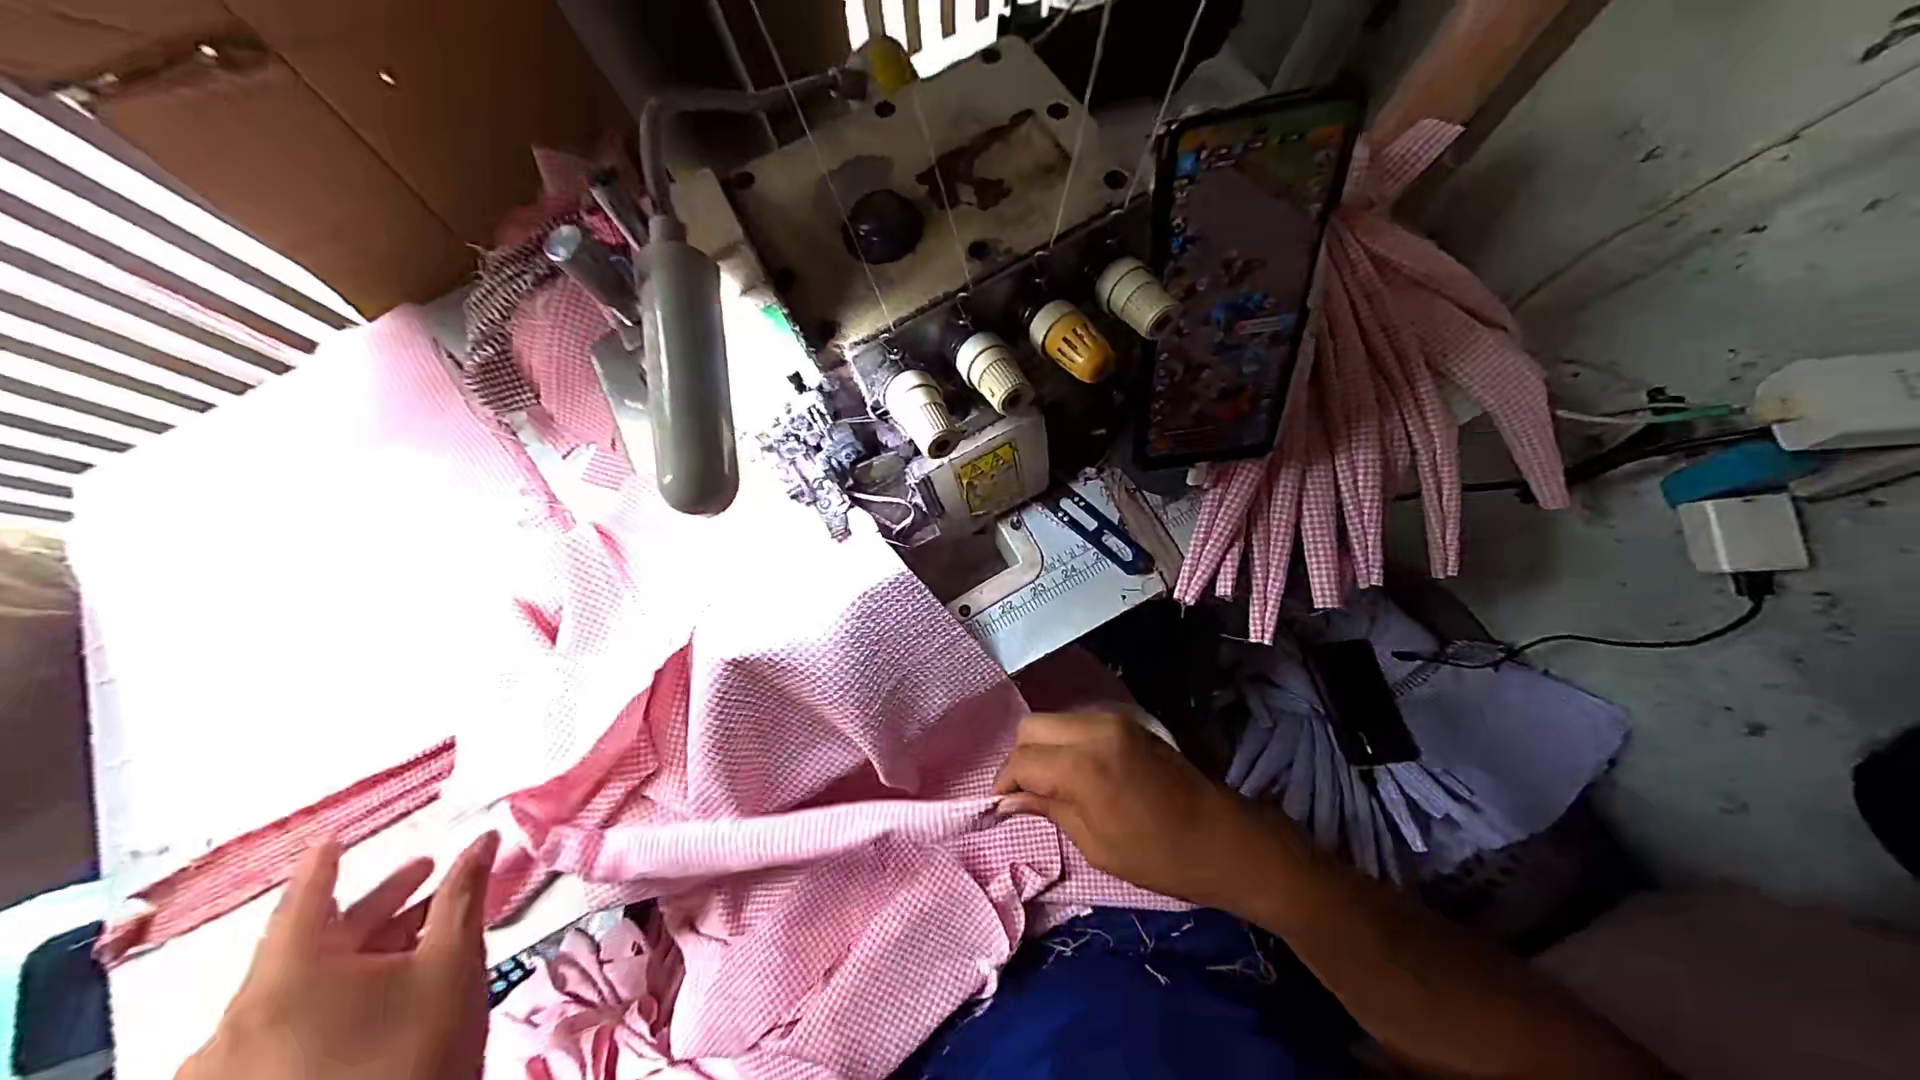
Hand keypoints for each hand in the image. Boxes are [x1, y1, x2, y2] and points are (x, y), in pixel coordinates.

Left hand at [176, 831, 499, 1079]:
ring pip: (302, 985)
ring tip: (418, 933)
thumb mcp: (452, 963)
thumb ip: (463, 895)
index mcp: (286, 977)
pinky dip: (336, 993)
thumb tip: (483, 839)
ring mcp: (233, 1066)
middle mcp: (239, 1019)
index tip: (337, 837)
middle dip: (376, 905)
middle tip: (426, 875)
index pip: (305, 899)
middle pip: (311, 941)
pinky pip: (287, 1023)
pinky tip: (384, 988)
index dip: (325, 863)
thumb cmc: (418, 1050)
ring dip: (362, 950)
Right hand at [993, 710, 1266, 908]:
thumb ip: (1048, 810)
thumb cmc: (1158, 855)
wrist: (1224, 839)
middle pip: (1032, 726)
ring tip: (1049, 784)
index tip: (1002, 805)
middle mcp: (1094, 730)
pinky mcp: (1128, 723)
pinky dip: (1065, 742)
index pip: (1022, 759)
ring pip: (1054, 720)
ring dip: (1043, 747)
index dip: (1004, 783)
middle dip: (1021, 757)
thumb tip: (1007, 801)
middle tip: (1025, 793)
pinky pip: (1078, 723)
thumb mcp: (1095, 844)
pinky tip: (1075, 771)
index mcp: (1083, 765)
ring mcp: (1113, 721)